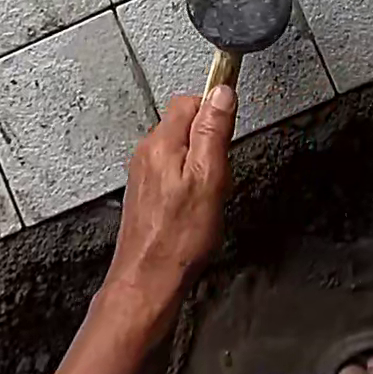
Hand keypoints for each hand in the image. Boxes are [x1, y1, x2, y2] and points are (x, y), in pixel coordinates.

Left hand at [103, 87, 236, 321]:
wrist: (149, 281)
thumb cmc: (179, 237)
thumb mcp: (209, 176)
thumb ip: (214, 129)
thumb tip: (222, 92)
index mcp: (162, 142)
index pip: (191, 99)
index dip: (215, 110)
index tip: (228, 132)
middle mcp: (148, 152)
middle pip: (186, 121)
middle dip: (210, 138)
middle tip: (219, 169)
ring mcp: (144, 171)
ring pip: (182, 144)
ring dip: (201, 159)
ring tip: (209, 189)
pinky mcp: (146, 189)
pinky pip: (174, 166)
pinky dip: (190, 176)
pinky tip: (197, 201)